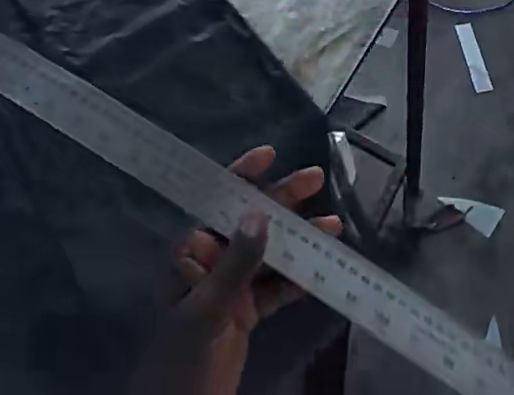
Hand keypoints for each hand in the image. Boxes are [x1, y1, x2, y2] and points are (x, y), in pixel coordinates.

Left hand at [127, 146, 343, 394]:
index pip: (218, 203)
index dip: (242, 176)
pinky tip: (323, 269)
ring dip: (300, 239)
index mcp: (192, 253)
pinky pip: (276, 287)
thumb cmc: (179, 358)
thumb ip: (235, 262)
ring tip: (334, 227)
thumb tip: (260, 213)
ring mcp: (231, 286)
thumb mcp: (207, 309)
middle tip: (316, 178)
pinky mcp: (245, 312)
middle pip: (252, 220)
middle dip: (284, 200)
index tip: (270, 154)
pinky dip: (298, 278)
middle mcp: (212, 261)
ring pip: (270, 251)